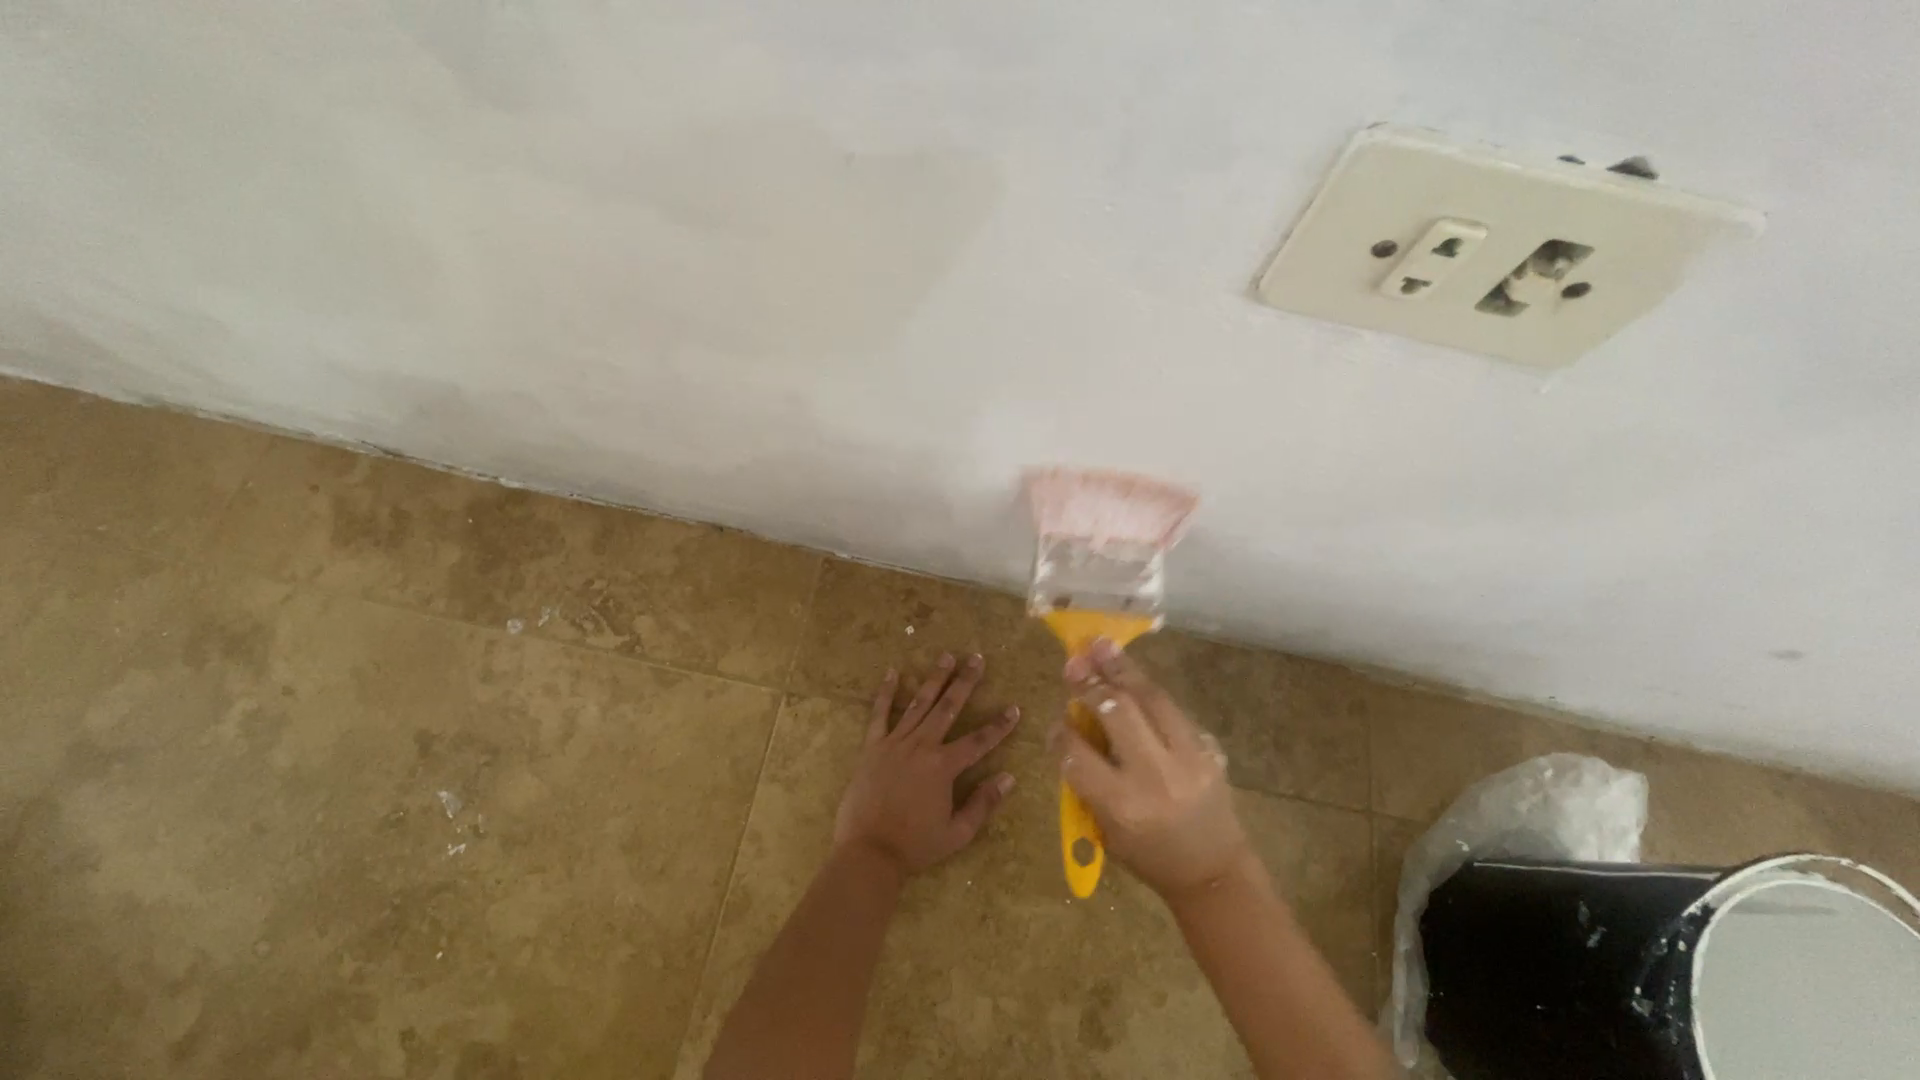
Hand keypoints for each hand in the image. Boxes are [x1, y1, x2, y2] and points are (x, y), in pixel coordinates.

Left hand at [832, 653, 1021, 876]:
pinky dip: (886, 692)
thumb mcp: (958, 832)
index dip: (999, 725)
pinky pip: (879, 714)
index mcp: (944, 767)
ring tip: (946, 656)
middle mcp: (922, 746)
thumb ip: (983, 803)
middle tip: (977, 658)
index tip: (1014, 708)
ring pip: (919, 704)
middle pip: (948, 708)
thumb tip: (1008, 778)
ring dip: (934, 679)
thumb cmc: (915, 846)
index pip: (979, 741)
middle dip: (965, 682)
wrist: (868, 851)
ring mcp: (894, 743)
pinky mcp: (872, 747)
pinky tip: (892, 672)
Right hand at [1050, 638, 1254, 900]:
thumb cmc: (1149, 857)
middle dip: (1092, 684)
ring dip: (1123, 670)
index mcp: (1121, 804)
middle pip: (1117, 713)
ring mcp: (1187, 759)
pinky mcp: (1209, 750)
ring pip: (1152, 700)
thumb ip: (1089, 779)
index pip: (1077, 754)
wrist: (1213, 871)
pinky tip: (1133, 676)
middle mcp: (1154, 776)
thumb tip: (1076, 725)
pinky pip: (1174, 709)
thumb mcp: (1107, 828)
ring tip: (1102, 646)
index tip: (1055, 721)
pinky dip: (1150, 691)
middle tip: (1074, 660)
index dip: (1060, 733)